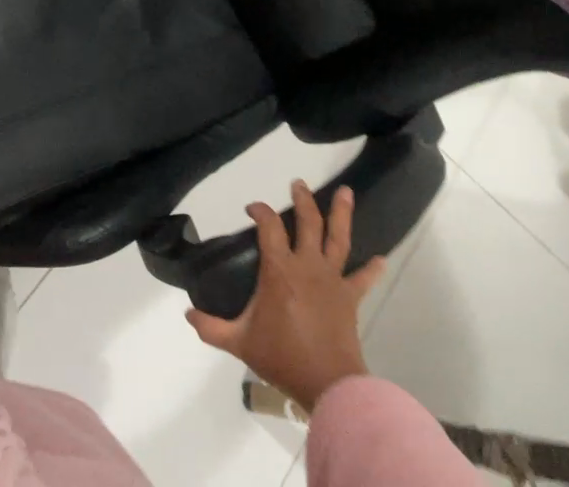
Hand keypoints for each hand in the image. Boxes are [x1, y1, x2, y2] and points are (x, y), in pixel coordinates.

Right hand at [185, 181, 386, 412]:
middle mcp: (308, 266)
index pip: (269, 227)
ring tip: (346, 191)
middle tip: (298, 184)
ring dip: (342, 213)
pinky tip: (381, 258)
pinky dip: (373, 268)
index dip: (260, 211)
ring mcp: (333, 280)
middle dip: (303, 199)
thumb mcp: (238, 342)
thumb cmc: (281, 357)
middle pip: (309, 222)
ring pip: (339, 239)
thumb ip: (210, 327)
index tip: (252, 208)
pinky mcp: (350, 298)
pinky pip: (363, 278)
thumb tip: (187, 313)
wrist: (327, 383)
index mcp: (279, 270)